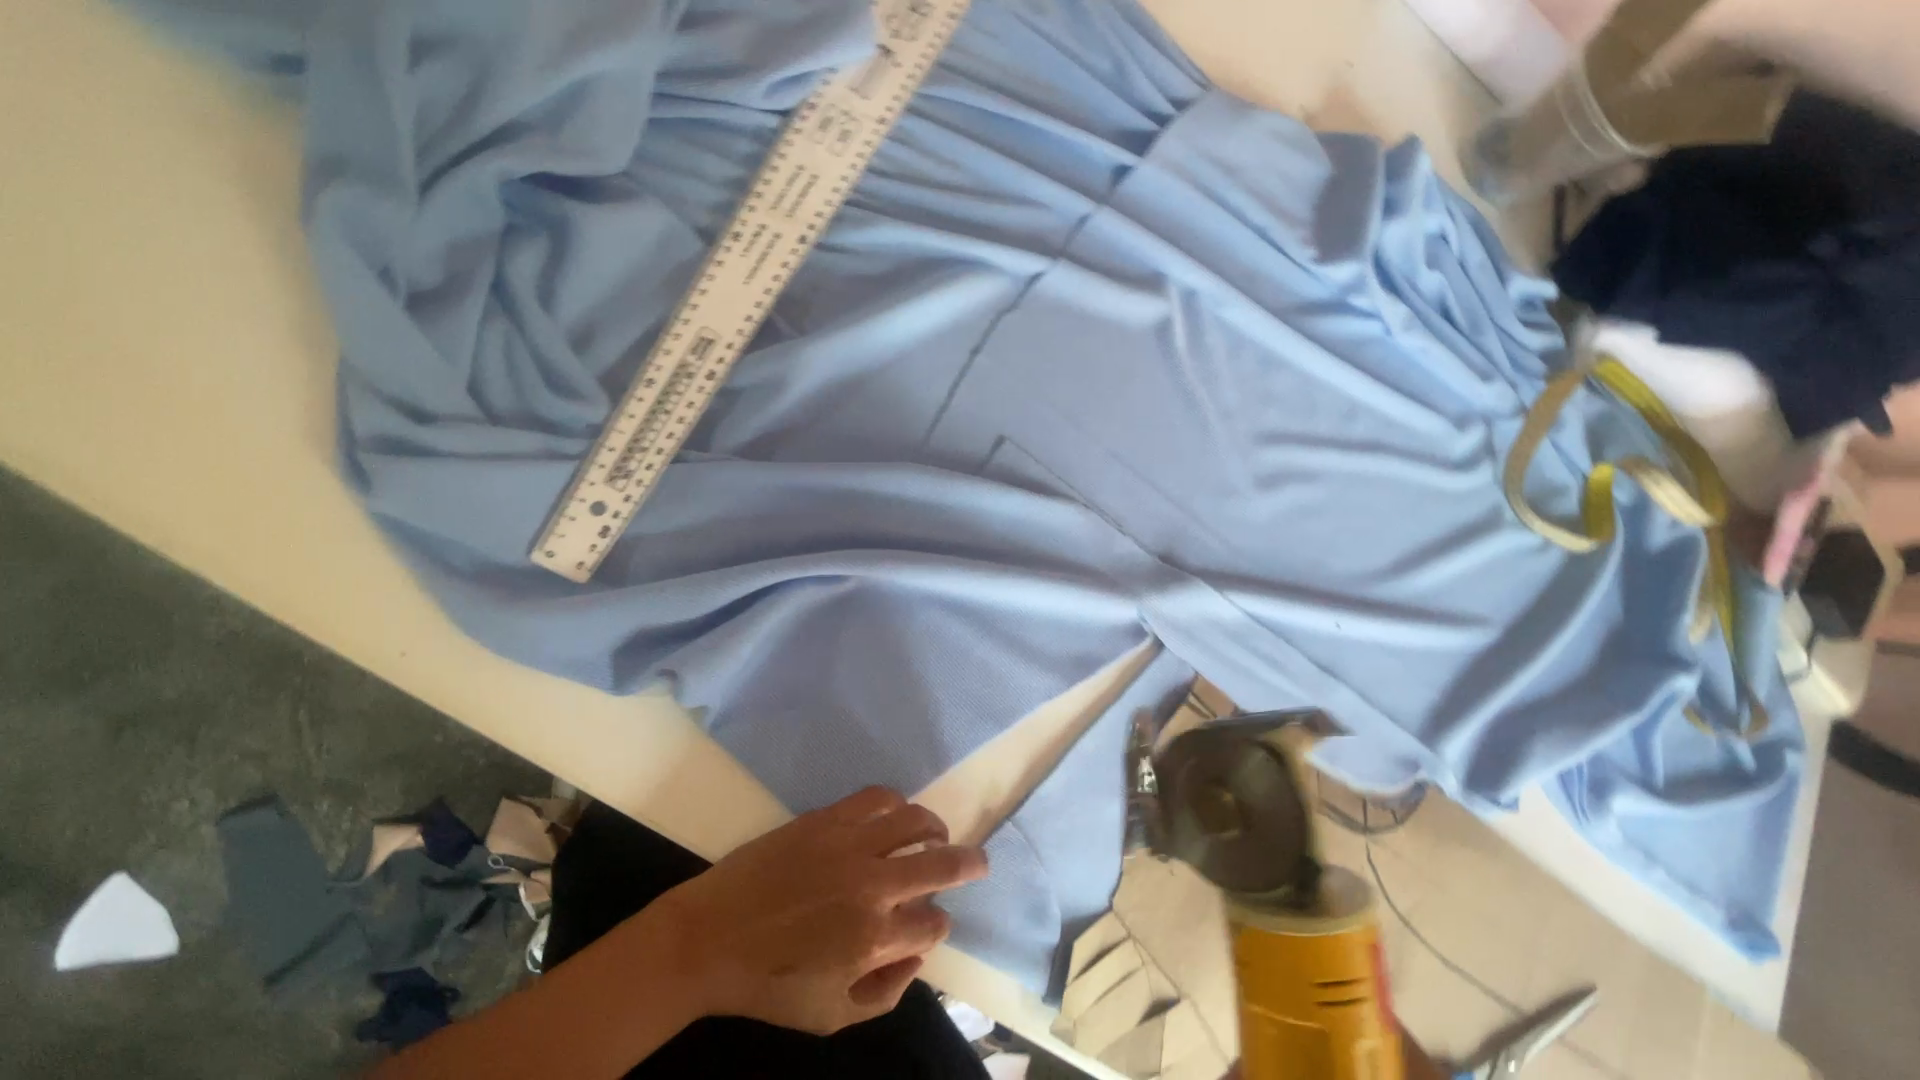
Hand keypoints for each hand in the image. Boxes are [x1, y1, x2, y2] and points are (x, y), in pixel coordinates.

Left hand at [640, 787, 988, 1034]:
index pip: (934, 924)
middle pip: (944, 864)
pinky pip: (876, 798)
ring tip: (936, 834)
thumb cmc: (768, 984)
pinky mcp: (824, 819)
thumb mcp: (832, 1016)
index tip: (925, 927)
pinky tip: (896, 814)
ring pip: (915, 820)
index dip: (938, 927)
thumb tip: (916, 955)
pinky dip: (896, 803)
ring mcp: (848, 845)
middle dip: (970, 865)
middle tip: (978, 863)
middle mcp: (872, 884)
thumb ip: (886, 993)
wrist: (706, 939)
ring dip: (935, 829)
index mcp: (875, 937)